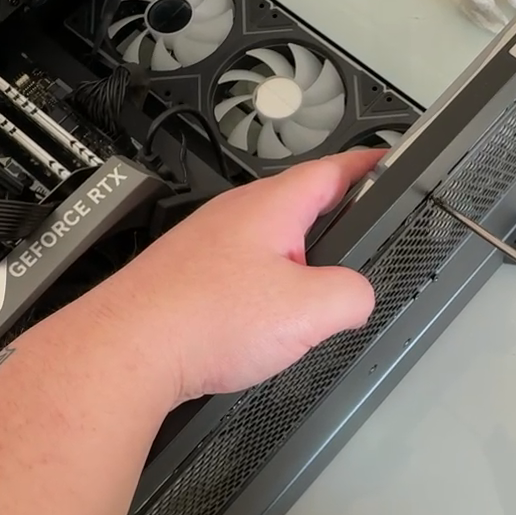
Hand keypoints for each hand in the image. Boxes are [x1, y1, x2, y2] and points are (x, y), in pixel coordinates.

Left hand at [77, 150, 380, 405]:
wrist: (127, 352)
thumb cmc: (199, 319)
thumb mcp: (309, 309)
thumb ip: (353, 294)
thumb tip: (359, 295)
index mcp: (272, 206)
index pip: (334, 169)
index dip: (369, 166)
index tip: (389, 162)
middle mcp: (237, 215)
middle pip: (303, 207)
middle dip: (336, 229)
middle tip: (359, 252)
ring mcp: (210, 243)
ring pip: (274, 245)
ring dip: (298, 268)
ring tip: (310, 304)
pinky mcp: (193, 274)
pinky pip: (245, 273)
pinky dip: (265, 293)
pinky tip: (265, 324)